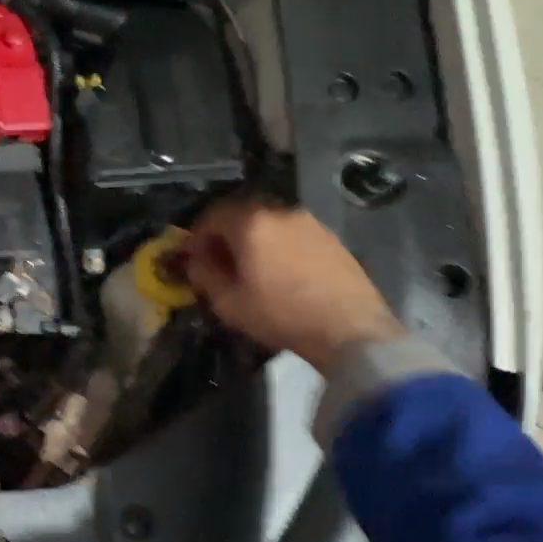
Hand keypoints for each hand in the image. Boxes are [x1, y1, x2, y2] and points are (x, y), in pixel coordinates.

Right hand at [180, 198, 404, 375]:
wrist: (349, 329)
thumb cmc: (279, 314)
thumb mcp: (227, 302)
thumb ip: (204, 274)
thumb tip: (196, 260)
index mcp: (251, 223)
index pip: (212, 215)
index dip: (196, 235)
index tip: (193, 258)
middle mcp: (281, 213)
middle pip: (242, 215)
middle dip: (225, 236)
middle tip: (219, 262)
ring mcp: (311, 223)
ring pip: (269, 224)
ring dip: (254, 241)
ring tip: (251, 269)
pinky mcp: (332, 238)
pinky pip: (293, 234)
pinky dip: (279, 247)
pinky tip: (281, 273)